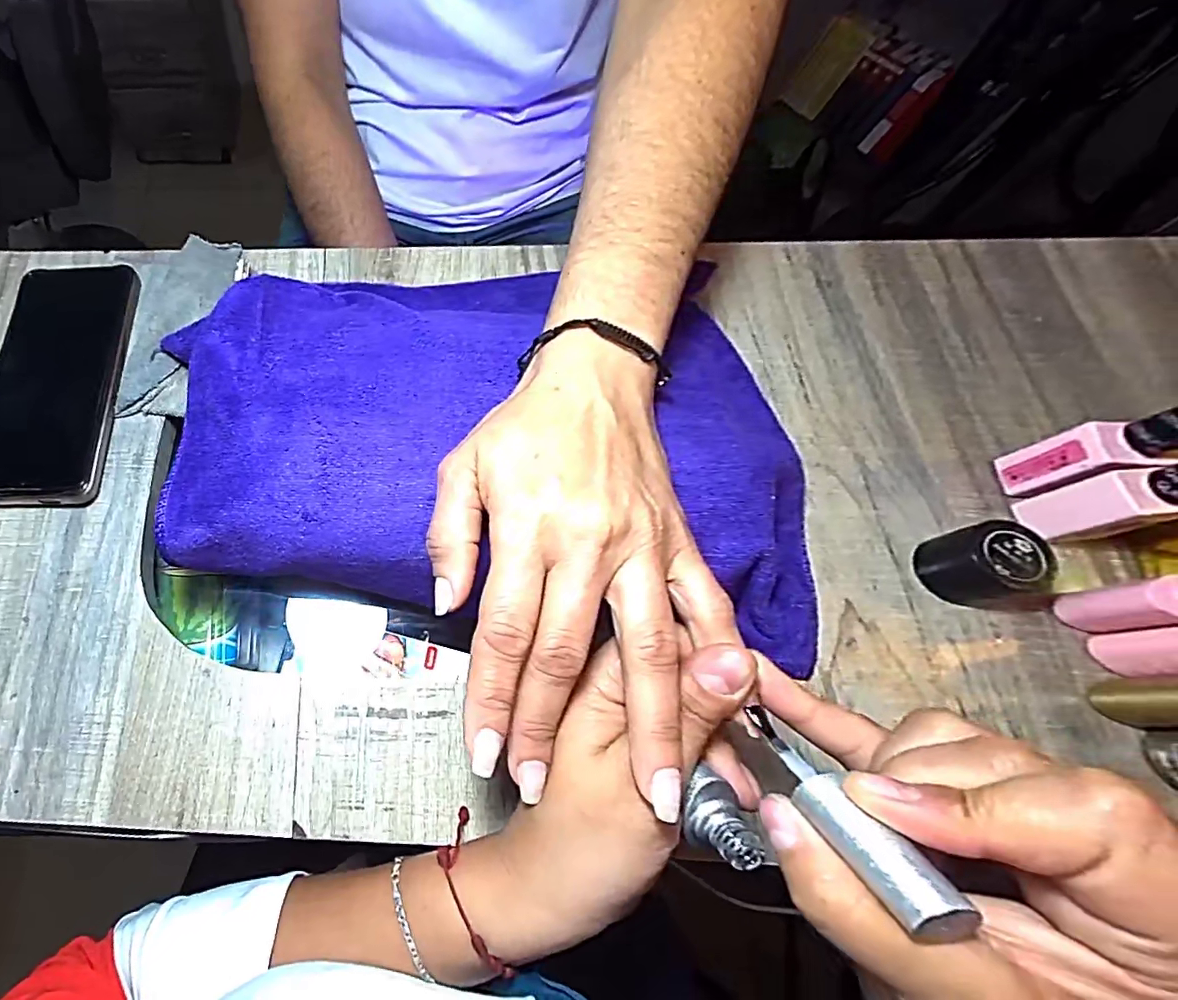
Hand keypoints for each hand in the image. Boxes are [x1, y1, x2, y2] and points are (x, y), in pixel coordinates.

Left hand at [428, 331, 740, 817]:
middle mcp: (588, 548)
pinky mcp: (681, 542)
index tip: (484, 748)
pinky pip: (707, 607)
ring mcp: (644, 549)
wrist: (590, 383)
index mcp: (527, 533)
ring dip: (648, 728)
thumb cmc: (517, 429)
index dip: (493, 697)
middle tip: (540, 786)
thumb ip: (450, 539)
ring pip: (647, 652)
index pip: (505, 633)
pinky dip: (721, 662)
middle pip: (565, 656)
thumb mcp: (459, 470)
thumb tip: (449, 605)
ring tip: (652, 795)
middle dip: (550, 728)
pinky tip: (728, 716)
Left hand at [480, 638, 758, 959]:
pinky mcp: (626, 735)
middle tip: (741, 756)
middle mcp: (595, 683)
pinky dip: (706, 752)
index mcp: (587, 680)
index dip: (711, 661)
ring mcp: (610, 708)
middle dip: (719, 706)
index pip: (656, 634)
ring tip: (733, 785)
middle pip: (672, 662)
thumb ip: (683, 717)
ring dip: (716, 737)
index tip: (749, 701)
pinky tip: (726, 785)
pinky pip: (675, 724)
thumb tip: (731, 654)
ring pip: (680, 696)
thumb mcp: (641, 779)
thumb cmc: (584, 841)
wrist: (552, 886)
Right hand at [753, 658, 1177, 999]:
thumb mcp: (968, 997)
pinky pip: (887, 739)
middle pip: (995, 764)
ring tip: (845, 818)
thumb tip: (786, 822)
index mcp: (1160, 908)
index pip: (1088, 813)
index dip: (974, 804)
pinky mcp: (949, 789)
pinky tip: (776, 693)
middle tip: (853, 833)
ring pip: (937, 741)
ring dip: (868, 770)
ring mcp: (1020, 803)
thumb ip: (884, 923)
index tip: (882, 814)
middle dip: (902, 790)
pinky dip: (824, 720)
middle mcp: (1098, 837)